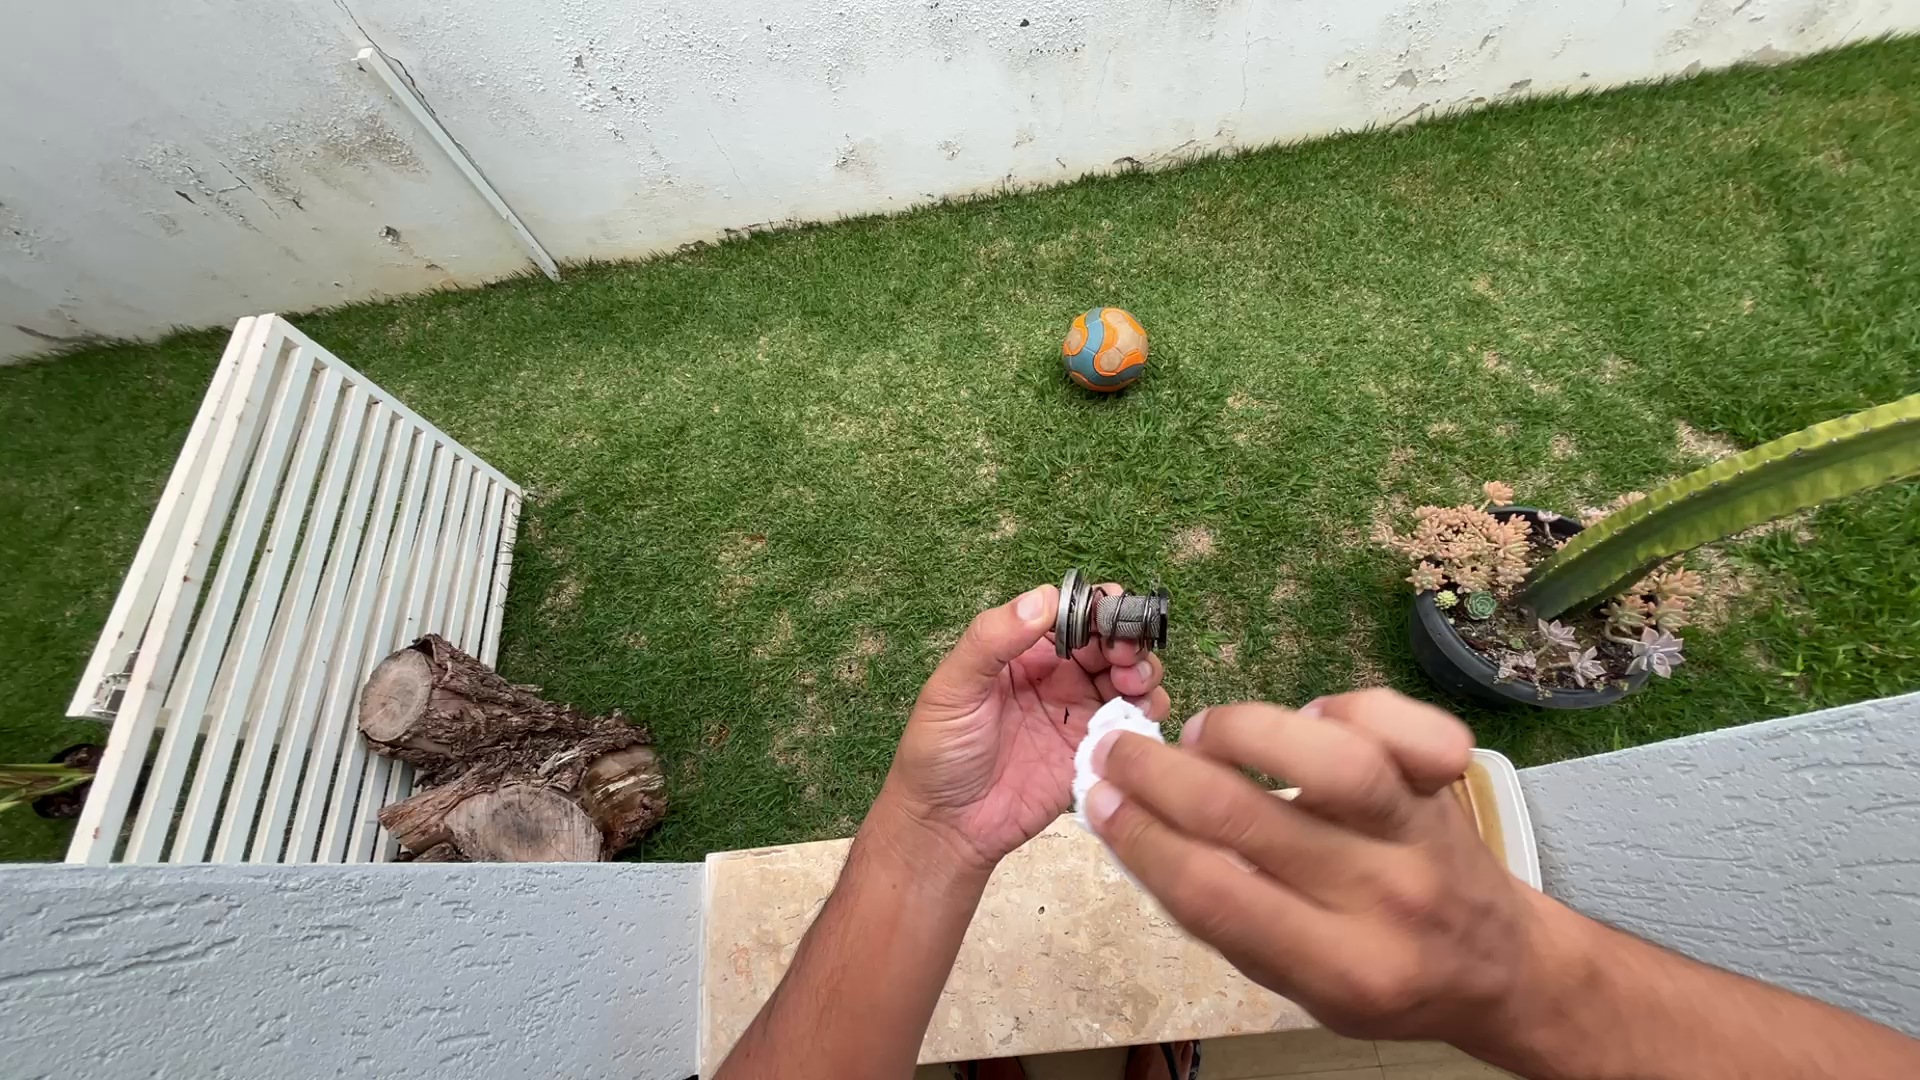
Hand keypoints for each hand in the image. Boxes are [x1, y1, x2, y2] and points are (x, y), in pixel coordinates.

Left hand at [882, 582, 1171, 874]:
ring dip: (1143, 670)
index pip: (1069, 613)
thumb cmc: (939, 749)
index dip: (1095, 607)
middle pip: (1108, 640)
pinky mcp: (1095, 750)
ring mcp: (1079, 711)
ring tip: (1133, 684)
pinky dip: (1147, 709)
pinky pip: (1132, 722)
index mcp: (1022, 650)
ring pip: (1129, 676)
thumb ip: (992, 639)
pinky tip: (1138, 713)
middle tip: (1125, 656)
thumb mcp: (953, 687)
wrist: (948, 826)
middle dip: (1127, 637)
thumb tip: (1043, 597)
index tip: (1111, 613)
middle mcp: (1057, 674)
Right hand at [1082, 689, 1550, 1045]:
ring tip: (1199, 733)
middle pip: (1250, 820)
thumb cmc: (1368, 968)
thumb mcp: (1290, 976)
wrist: (1497, 966)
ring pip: (1330, 761)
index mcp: (1337, 968)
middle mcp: (1384, 901)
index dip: (1140, 838)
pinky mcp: (1442, 781)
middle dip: (1156, 774)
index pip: (1213, 895)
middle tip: (1113, 749)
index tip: (1096, 798)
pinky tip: (1306, 716)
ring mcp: (1422, 832)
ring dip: (1239, 733)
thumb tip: (1127, 818)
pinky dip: (1346, 705)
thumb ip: (1215, 907)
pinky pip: (1398, 723)